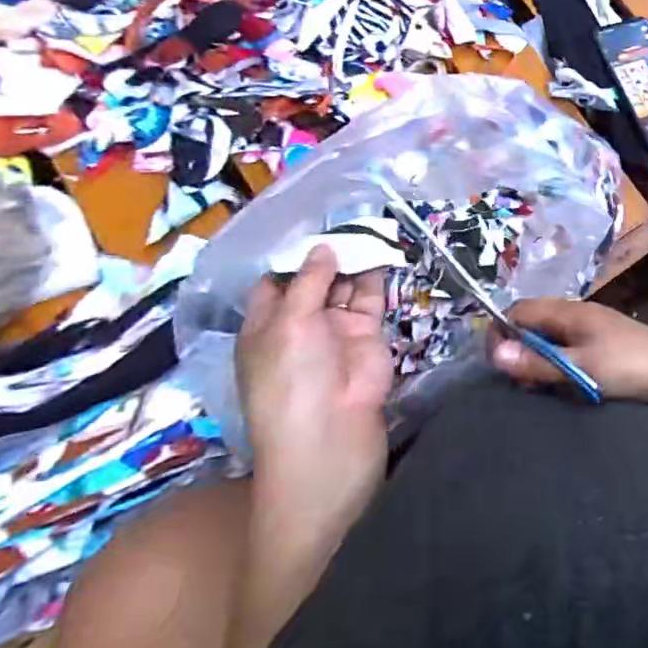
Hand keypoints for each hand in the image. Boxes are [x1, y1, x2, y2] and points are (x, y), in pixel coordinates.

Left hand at [237, 246, 393, 531]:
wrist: (332, 429)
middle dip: (328, 253)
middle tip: (349, 218)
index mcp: (264, 326)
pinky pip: (371, 298)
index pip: (275, 283)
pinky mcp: (368, 333)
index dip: (292, 258)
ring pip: (345, 285)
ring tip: (369, 227)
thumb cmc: (291, 378)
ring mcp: (336, 328)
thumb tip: (323, 248)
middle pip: (314, 279)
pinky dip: (377, 276)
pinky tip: (383, 250)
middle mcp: (300, 324)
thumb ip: (309, 282)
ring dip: (355, 260)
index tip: (312, 228)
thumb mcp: (289, 325)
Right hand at [493, 298, 647, 401]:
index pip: (518, 310)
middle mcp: (576, 313)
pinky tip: (565, 383)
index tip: (500, 366)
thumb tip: (494, 354)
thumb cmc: (629, 365)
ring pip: (548, 337)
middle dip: (519, 350)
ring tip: (542, 386)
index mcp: (569, 312)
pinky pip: (566, 347)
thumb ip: (538, 362)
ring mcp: (590, 326)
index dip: (501, 334)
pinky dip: (557, 363)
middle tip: (523, 382)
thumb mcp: (580, 367)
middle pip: (531, 323)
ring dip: (538, 360)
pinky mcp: (601, 342)